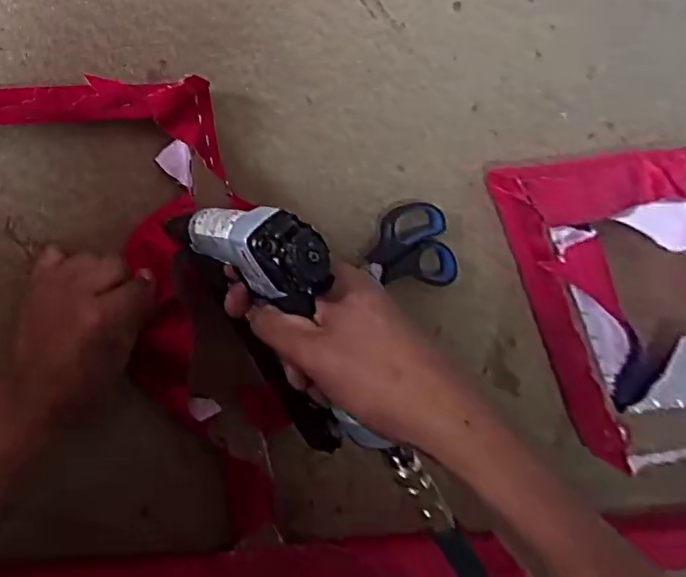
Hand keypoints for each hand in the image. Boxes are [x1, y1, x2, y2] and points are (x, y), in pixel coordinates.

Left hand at [0, 246, 156, 433]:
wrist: (33, 392)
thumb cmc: (82, 387)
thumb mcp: (119, 360)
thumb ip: (134, 321)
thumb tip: (147, 292)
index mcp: (102, 315)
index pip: (138, 287)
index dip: (147, 294)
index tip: (147, 301)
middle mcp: (79, 290)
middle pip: (116, 263)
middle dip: (124, 281)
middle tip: (120, 301)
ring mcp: (54, 281)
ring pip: (90, 255)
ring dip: (97, 272)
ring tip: (95, 292)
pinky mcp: (35, 280)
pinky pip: (56, 253)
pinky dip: (66, 263)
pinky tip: (70, 281)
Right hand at [224, 261, 495, 458]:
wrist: (453, 423)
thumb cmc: (376, 377)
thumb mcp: (310, 351)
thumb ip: (270, 323)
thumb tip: (251, 309)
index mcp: (336, 276)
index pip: (278, 261)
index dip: (249, 278)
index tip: (232, 301)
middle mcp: (351, 288)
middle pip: (294, 299)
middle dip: (282, 333)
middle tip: (286, 363)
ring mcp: (367, 316)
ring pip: (313, 326)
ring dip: (303, 356)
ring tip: (314, 387)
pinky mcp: (379, 342)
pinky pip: (334, 343)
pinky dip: (325, 365)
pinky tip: (332, 392)